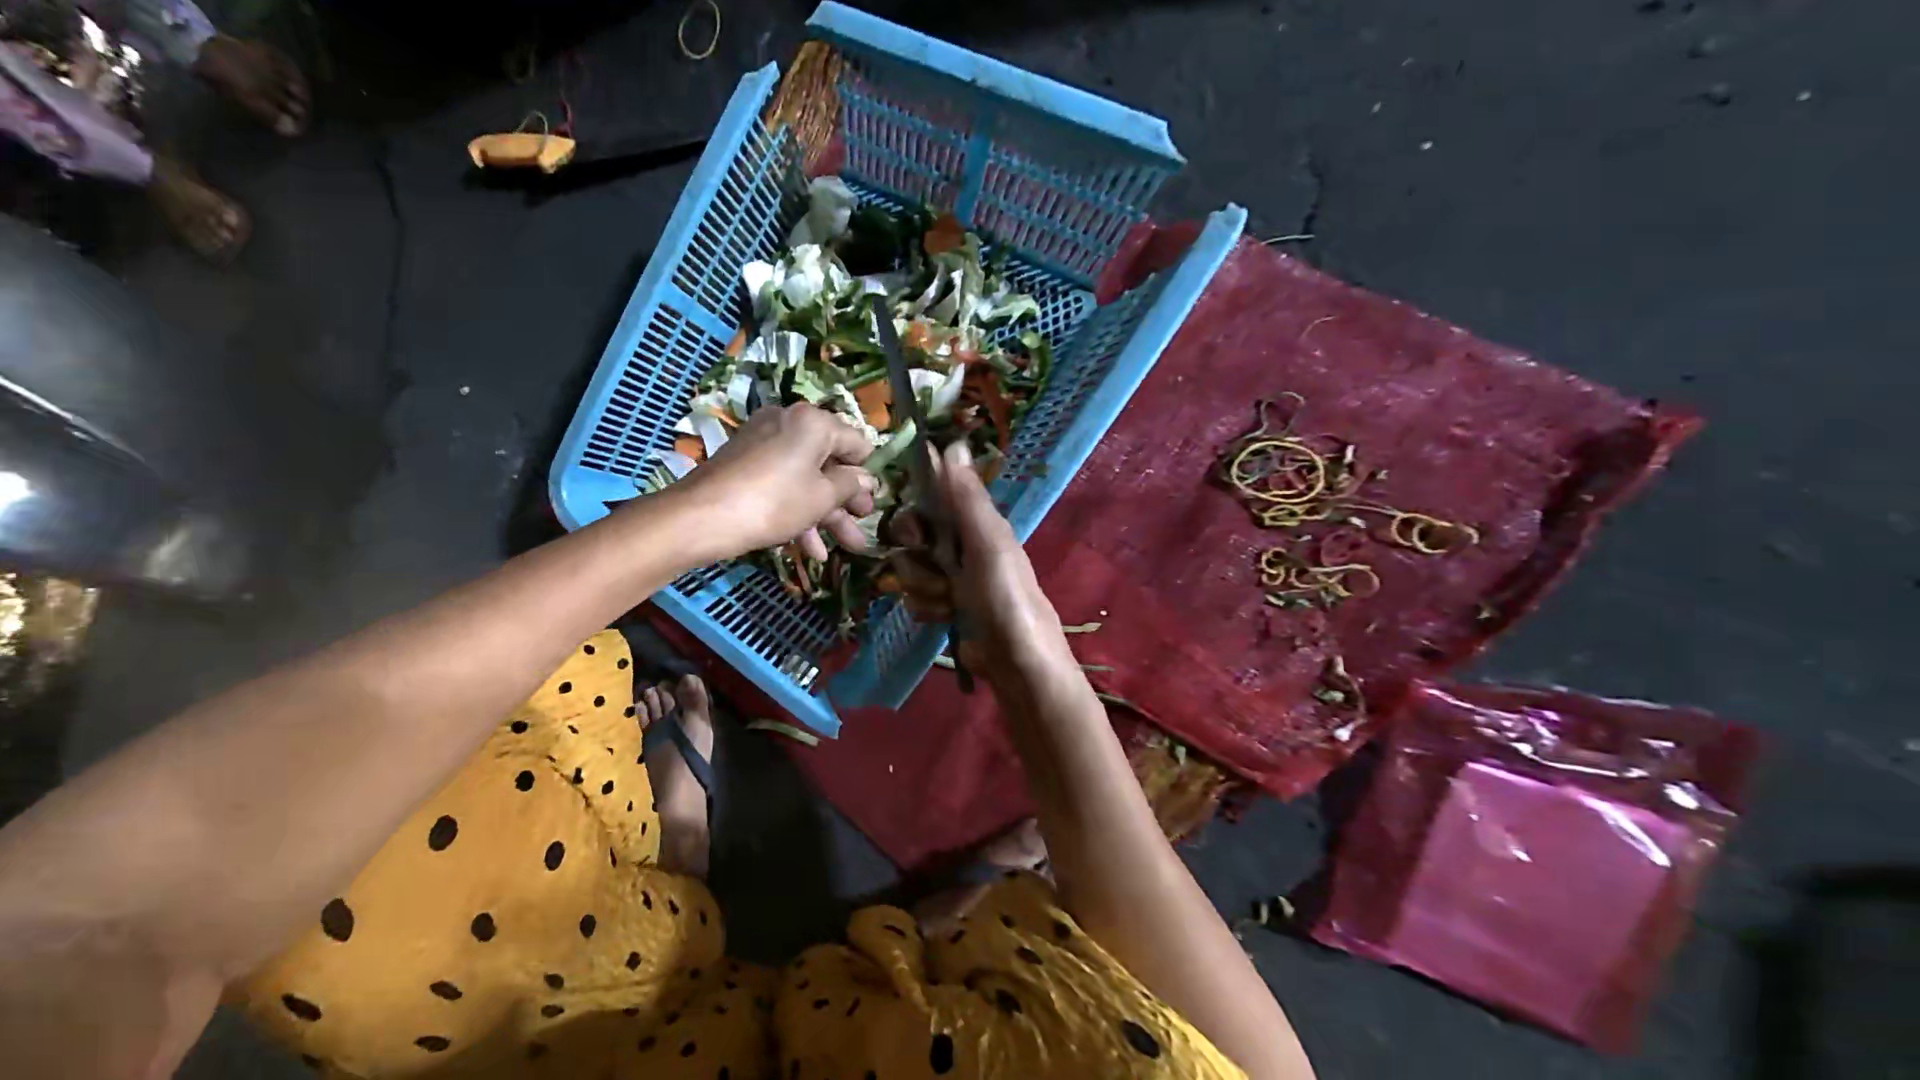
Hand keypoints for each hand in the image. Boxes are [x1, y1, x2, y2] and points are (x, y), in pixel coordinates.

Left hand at [666, 403, 877, 561]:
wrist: (702, 517)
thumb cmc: (774, 502)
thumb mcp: (823, 497)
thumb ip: (850, 486)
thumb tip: (866, 480)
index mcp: (813, 422)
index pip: (856, 443)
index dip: (868, 474)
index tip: (874, 501)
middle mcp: (789, 423)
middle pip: (830, 462)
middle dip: (847, 500)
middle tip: (862, 525)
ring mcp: (764, 443)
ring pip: (806, 478)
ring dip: (827, 513)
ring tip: (847, 547)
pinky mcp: (746, 464)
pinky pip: (783, 483)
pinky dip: (798, 510)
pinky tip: (812, 549)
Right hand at [890, 443, 1076, 681]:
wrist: (1016, 662)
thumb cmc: (1007, 596)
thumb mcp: (988, 542)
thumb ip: (966, 497)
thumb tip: (951, 443)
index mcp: (975, 524)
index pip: (927, 502)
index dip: (913, 517)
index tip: (916, 535)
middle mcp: (960, 546)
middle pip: (910, 539)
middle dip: (917, 562)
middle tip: (940, 577)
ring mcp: (950, 578)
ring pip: (908, 571)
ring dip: (924, 590)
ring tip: (950, 604)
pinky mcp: (942, 607)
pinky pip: (913, 599)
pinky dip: (927, 610)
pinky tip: (946, 619)